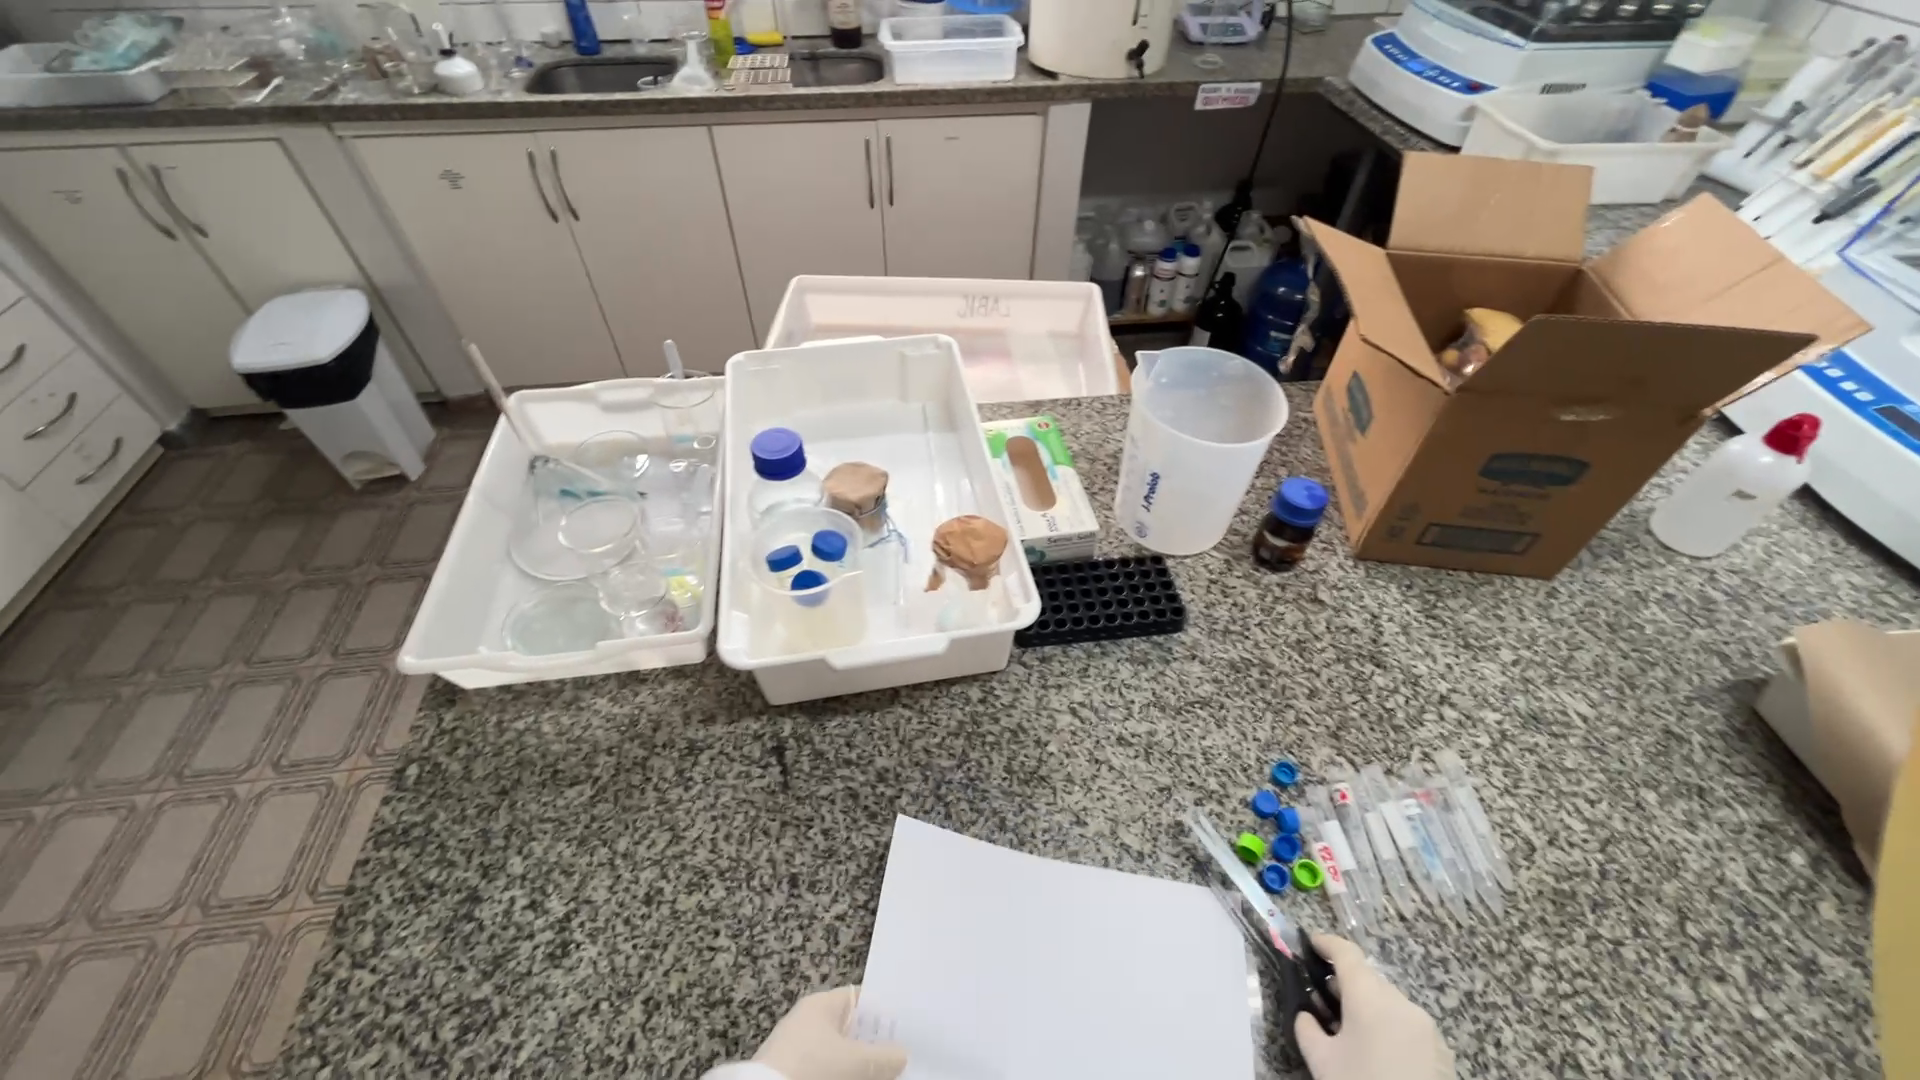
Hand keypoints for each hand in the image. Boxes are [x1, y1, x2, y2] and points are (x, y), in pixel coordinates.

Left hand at [754, 986, 907, 1079]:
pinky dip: (840, 1074)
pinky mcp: (790, 1072)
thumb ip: (885, 1057)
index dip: (883, 1012)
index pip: (859, 998)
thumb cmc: (812, 1069)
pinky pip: (824, 1069)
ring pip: (837, 1054)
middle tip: (899, 1057)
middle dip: (872, 1045)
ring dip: (857, 1065)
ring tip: (883, 1075)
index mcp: (820, 1004)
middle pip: (850, 1030)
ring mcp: (796, 1049)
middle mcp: (807, 1021)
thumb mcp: (855, 1062)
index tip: (904, 1029)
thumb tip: (901, 1055)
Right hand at [1295, 935, 1455, 1079]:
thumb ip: (1306, 1028)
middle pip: (1368, 977)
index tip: (1310, 944)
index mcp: (1369, 997)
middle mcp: (1401, 1002)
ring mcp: (1426, 1026)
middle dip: (1344, 982)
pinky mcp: (1442, 1050)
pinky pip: (1408, 1023)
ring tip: (1351, 1032)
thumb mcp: (1321, 1061)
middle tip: (1323, 1000)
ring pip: (1389, 1001)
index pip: (1346, 953)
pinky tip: (1380, 1054)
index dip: (1326, 943)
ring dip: (1368, 1005)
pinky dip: (1389, 1026)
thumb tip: (1307, 1016)